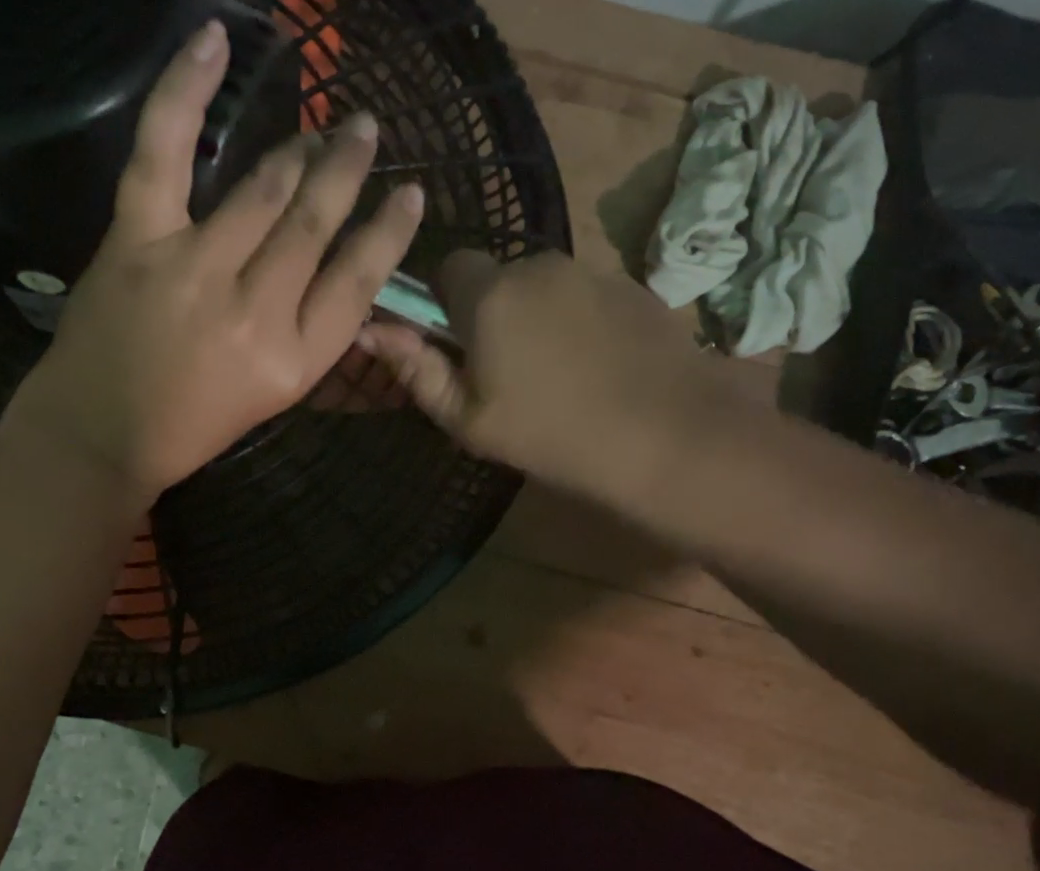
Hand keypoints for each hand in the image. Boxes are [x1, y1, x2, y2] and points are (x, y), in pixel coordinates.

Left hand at [9, 19, 425, 501]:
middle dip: (345, 169)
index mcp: (293, 361)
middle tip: (362, 132)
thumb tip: (338, 265)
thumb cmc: (190, 424)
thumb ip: (307, 334)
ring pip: (264, 188)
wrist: (99, 435)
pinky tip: (215, 42)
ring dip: (298, 151)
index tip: (410, 193)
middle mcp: (255, 312)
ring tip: (317, 132)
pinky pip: (166, 151)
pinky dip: (186, 91)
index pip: (359, 281)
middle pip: (314, 222)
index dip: (389, 231)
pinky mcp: (139, 241)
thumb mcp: (270, 395)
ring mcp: (196, 271)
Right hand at [356, 251, 708, 491]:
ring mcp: (592, 273)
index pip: (447, 266)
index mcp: (490, 295)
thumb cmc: (551, 434)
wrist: (668, 436)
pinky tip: (596, 371)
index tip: (456, 349)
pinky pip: (584, 298)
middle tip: (505, 377)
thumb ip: (416, 370)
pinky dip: (578, 324)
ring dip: (536, 319)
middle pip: (497, 278)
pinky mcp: (633, 289)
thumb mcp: (467, 419)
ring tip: (556, 379)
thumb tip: (371, 332)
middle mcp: (538, 266)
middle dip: (491, 314)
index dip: (443, 304)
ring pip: (542, 288)